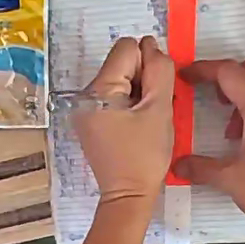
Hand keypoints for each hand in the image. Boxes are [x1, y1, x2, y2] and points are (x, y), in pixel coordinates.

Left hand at [74, 36, 174, 204]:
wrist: (128, 197)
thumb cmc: (145, 156)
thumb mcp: (159, 109)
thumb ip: (159, 71)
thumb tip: (152, 46)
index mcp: (97, 90)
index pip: (126, 49)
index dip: (149, 63)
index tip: (157, 92)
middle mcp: (85, 96)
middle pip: (122, 64)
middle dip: (144, 79)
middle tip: (155, 109)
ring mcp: (86, 110)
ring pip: (121, 81)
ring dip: (140, 93)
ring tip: (148, 120)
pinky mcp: (93, 123)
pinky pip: (115, 99)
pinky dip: (131, 106)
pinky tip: (140, 126)